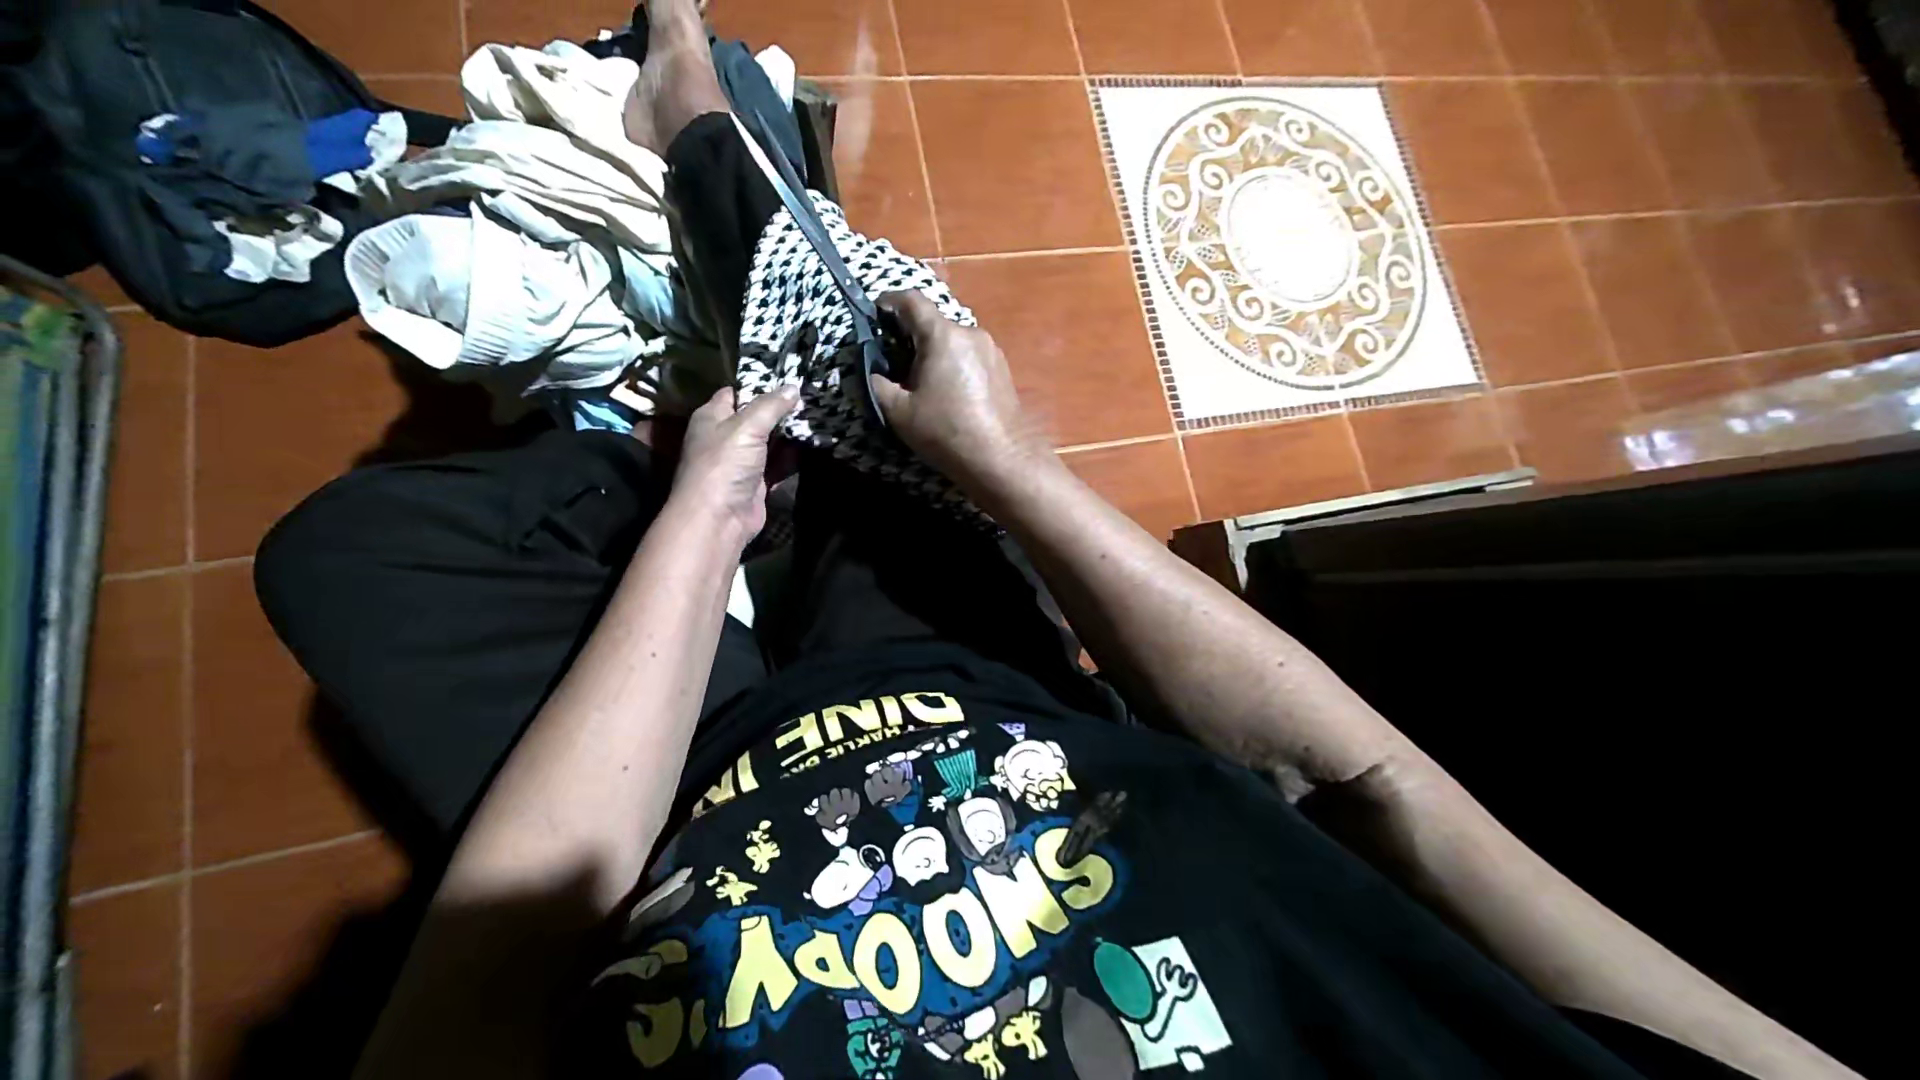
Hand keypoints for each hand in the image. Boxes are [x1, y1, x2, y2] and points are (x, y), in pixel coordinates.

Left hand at [670, 385, 798, 546]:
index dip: (758, 384)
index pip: (735, 392)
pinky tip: (813, 443)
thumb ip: (770, 406)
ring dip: (789, 433)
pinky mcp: (757, 481)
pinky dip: (792, 457)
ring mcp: (741, 460)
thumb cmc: (724, 465)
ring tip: (817, 415)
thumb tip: (793, 386)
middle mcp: (724, 436)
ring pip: (769, 440)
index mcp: (712, 417)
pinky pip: (777, 464)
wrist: (719, 518)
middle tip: (810, 395)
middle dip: (780, 408)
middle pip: (755, 416)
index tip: (788, 377)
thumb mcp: (747, 427)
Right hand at [869, 290, 1050, 490]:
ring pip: (953, 341)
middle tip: (893, 361)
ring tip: (921, 381)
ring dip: (934, 353)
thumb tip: (874, 372)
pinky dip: (953, 365)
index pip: (911, 300)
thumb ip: (878, 384)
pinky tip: (948, 393)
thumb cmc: (946, 432)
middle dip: (911, 336)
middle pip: (934, 323)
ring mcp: (991, 351)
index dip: (888, 302)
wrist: (1001, 460)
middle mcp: (971, 333)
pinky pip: (970, 357)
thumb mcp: (899, 412)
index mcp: (943, 335)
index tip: (874, 315)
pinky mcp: (1003, 370)